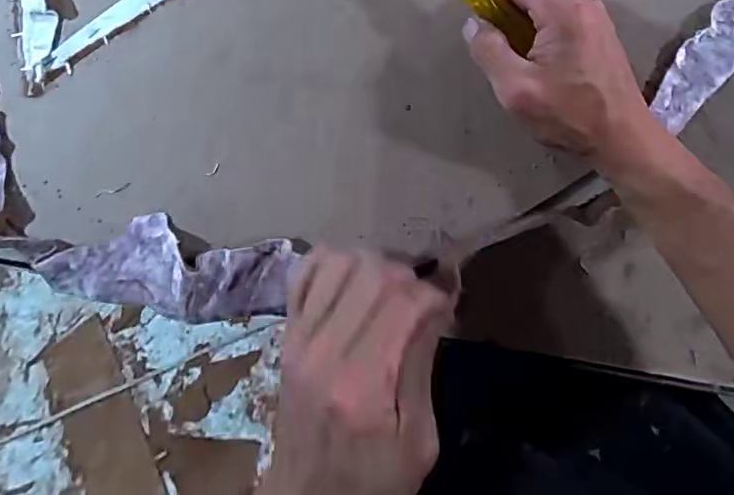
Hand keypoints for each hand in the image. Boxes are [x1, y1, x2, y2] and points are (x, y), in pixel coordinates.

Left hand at [261, 248, 451, 494]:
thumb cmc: (371, 480)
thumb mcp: (418, 442)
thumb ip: (423, 367)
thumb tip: (437, 305)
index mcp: (361, 385)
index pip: (404, 301)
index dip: (434, 293)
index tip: (447, 305)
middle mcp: (323, 351)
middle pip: (373, 272)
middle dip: (408, 274)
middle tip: (421, 298)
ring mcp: (298, 339)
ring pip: (340, 261)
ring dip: (373, 263)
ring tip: (389, 287)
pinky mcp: (286, 334)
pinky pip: (306, 271)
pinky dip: (333, 262)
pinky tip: (353, 279)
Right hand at [458, 0, 670, 164]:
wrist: (625, 140)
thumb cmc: (571, 116)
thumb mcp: (517, 89)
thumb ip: (490, 51)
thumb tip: (475, 24)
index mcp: (562, 11)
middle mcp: (582, 4)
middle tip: (473, 12)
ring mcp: (594, 17)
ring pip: (542, 2)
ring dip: (516, 11)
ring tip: (498, 39)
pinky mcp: (598, 32)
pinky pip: (556, 15)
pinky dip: (533, 22)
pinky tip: (525, 47)